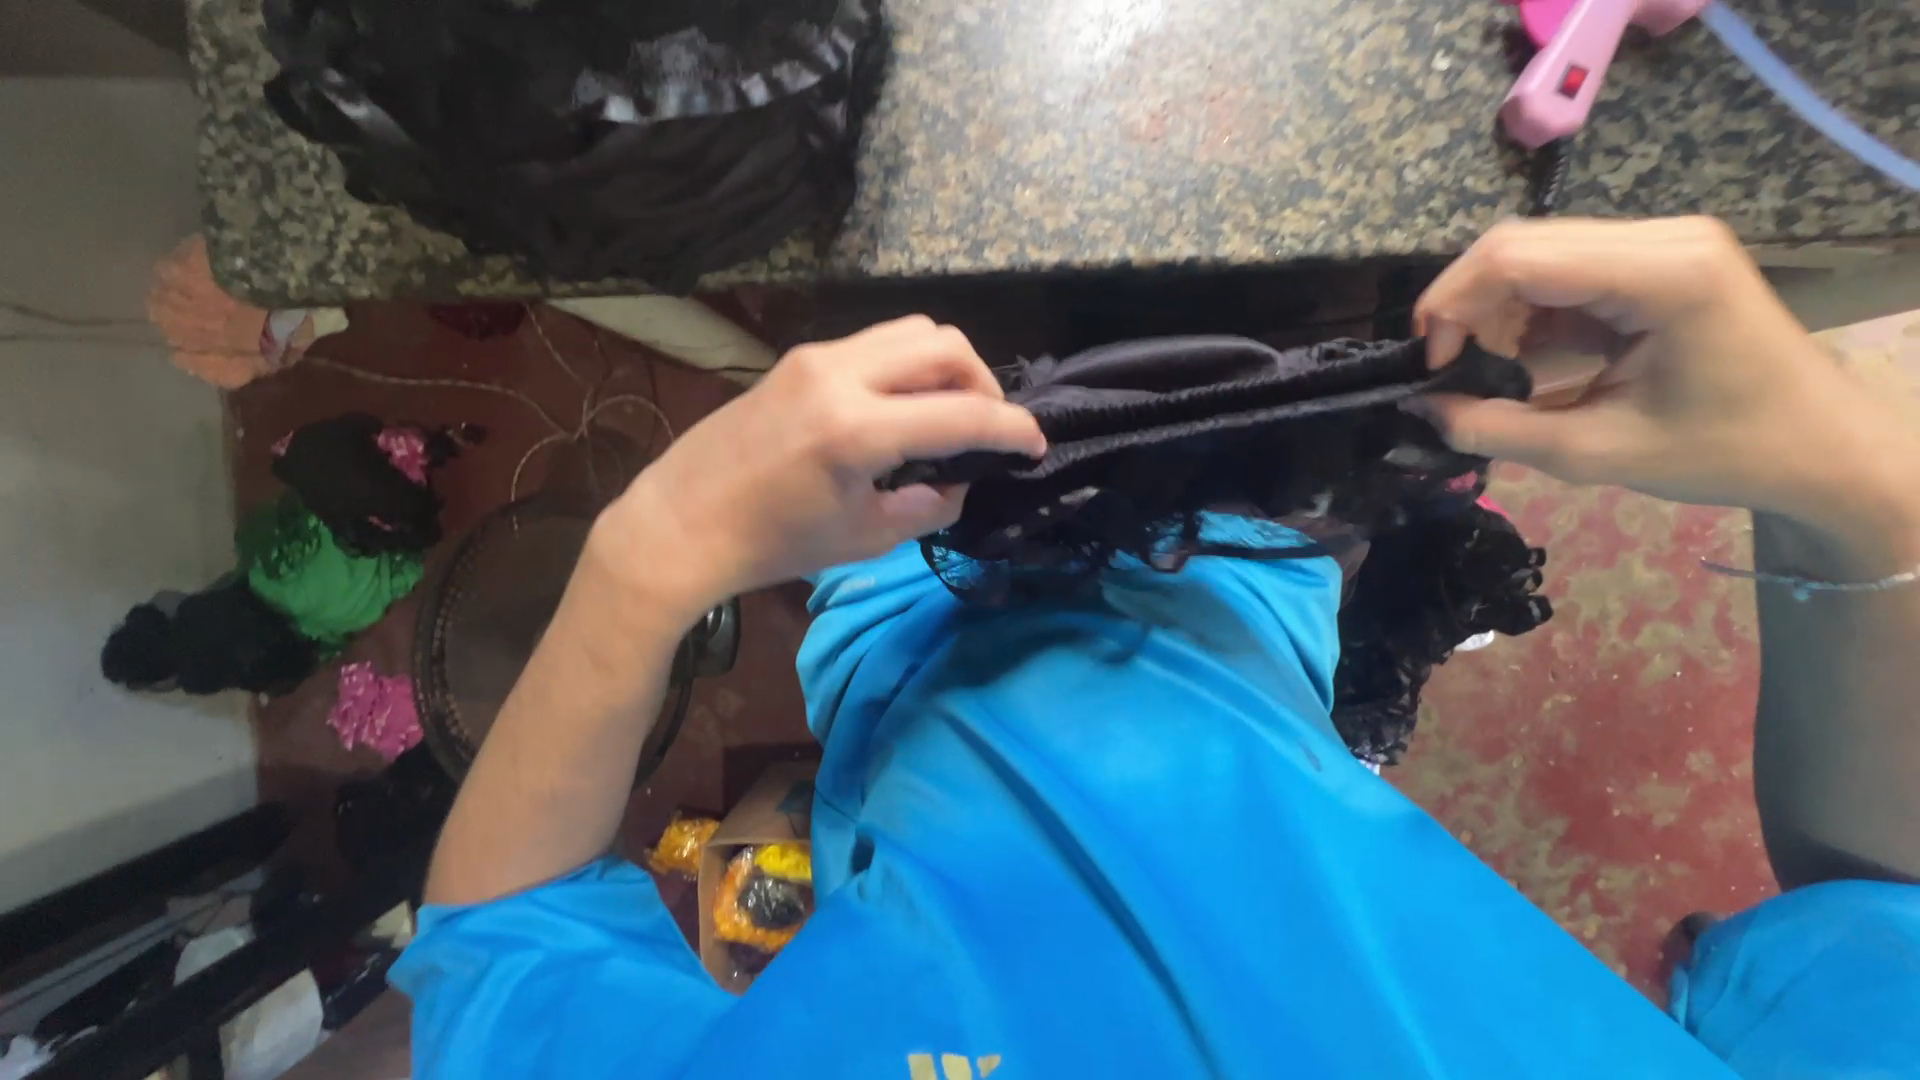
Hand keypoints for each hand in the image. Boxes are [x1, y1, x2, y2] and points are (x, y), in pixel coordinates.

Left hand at [591, 316, 1046, 623]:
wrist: (683, 523)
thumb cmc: (773, 544)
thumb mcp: (864, 537)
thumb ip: (928, 505)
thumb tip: (961, 481)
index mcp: (857, 431)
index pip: (961, 414)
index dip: (1012, 429)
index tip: (1035, 445)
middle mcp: (839, 375)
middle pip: (943, 343)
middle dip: (983, 382)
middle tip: (988, 427)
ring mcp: (815, 358)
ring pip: (910, 332)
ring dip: (946, 366)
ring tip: (949, 412)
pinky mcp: (798, 358)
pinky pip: (875, 344)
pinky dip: (907, 367)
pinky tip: (901, 408)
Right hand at [1413, 216, 1919, 537]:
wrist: (1823, 445)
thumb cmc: (1719, 452)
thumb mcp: (1591, 453)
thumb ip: (1492, 429)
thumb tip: (1419, 406)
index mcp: (1662, 275)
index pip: (1515, 256)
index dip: (1450, 304)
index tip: (1431, 366)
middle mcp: (1662, 238)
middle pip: (1515, 243)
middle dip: (1460, 304)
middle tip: (1444, 366)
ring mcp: (1660, 242)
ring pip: (1528, 252)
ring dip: (1486, 308)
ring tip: (1482, 366)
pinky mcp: (1652, 258)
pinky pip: (1555, 268)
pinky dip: (1517, 310)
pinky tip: (1518, 353)